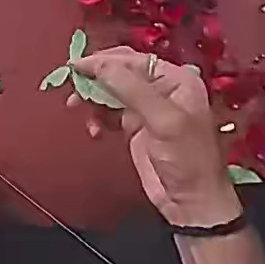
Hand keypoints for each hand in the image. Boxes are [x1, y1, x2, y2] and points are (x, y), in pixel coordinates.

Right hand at [73, 48, 241, 228]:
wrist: (192, 203)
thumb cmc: (187, 159)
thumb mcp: (163, 121)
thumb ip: (131, 89)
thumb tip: (99, 64)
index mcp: (177, 79)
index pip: (134, 60)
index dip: (104, 61)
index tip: (75, 66)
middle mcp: (162, 88)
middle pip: (121, 72)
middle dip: (95, 78)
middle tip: (72, 87)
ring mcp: (148, 107)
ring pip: (112, 91)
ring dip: (92, 97)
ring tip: (75, 106)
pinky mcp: (136, 126)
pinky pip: (110, 111)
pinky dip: (98, 116)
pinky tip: (94, 130)